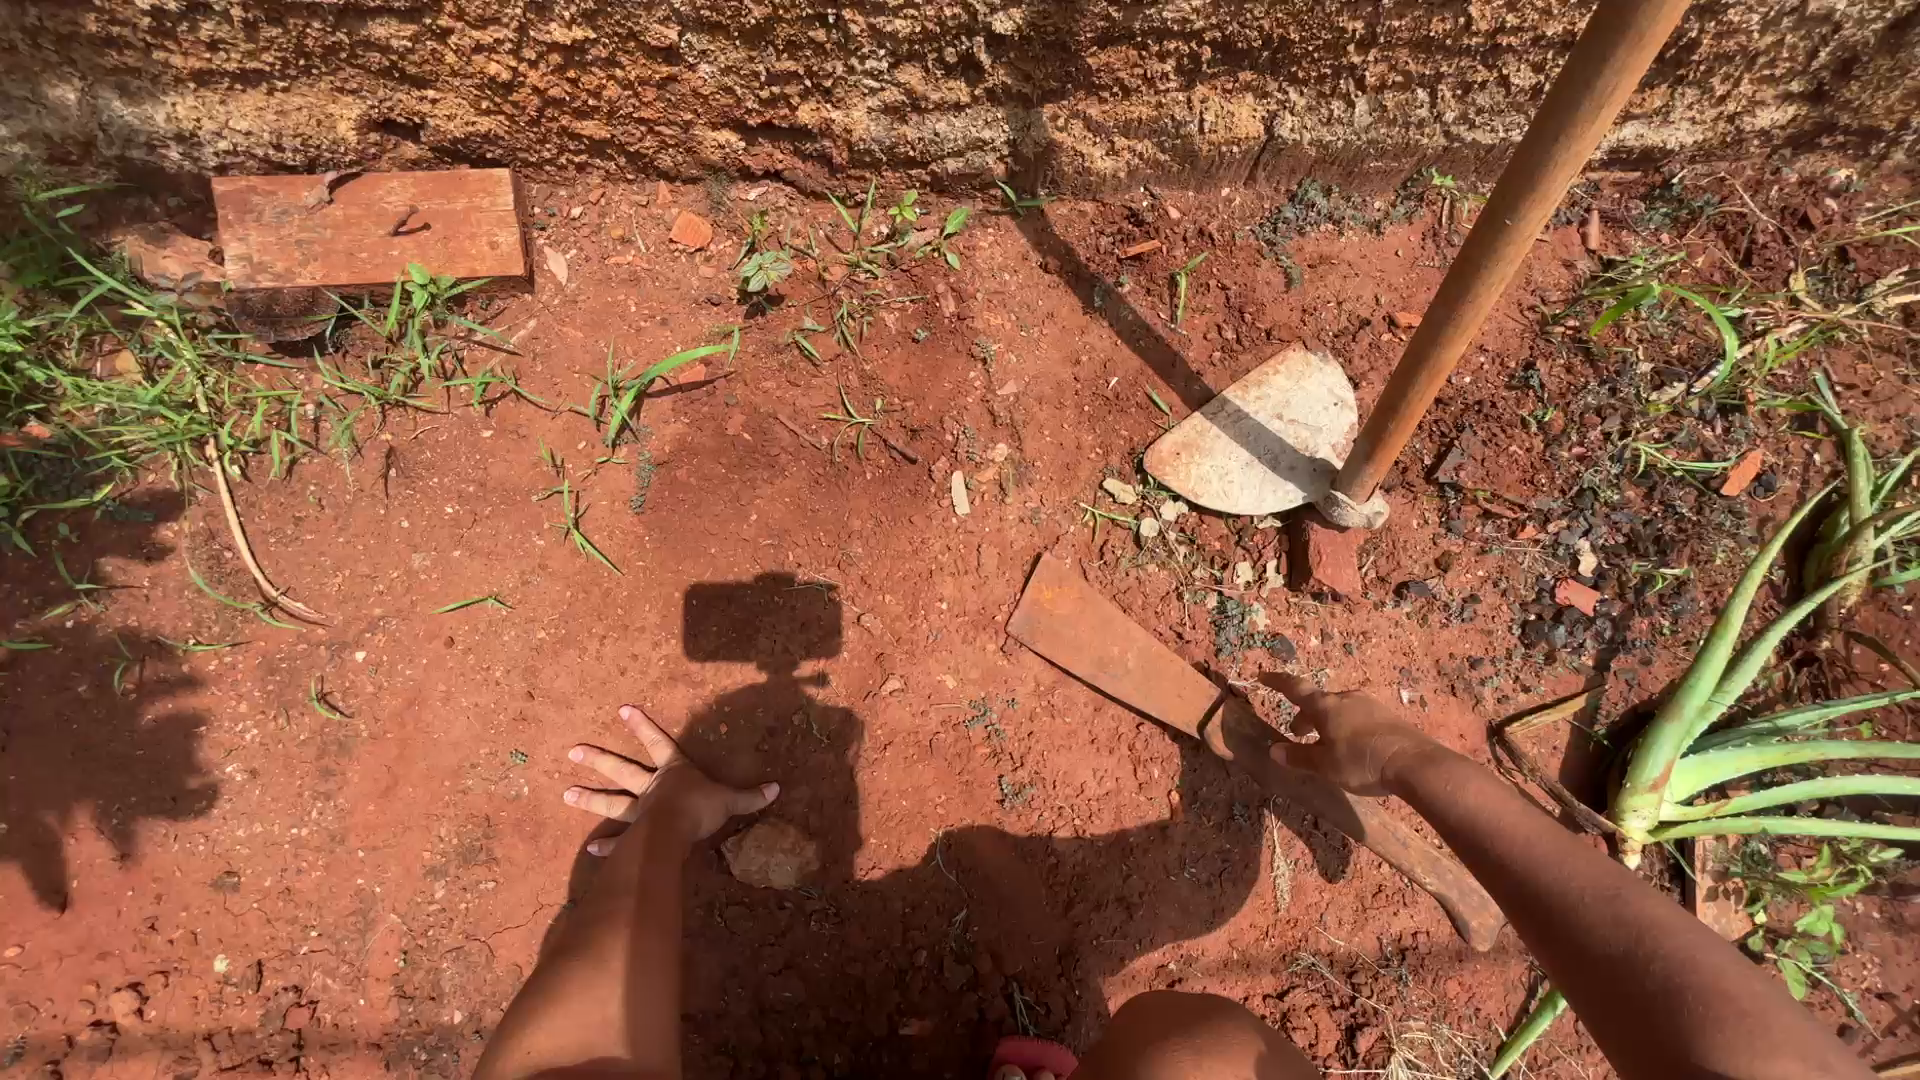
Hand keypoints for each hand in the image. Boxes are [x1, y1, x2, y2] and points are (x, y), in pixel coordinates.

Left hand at [563, 705, 778, 853]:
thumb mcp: (730, 800)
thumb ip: (749, 796)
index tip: (622, 709)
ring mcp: (640, 810)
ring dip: (589, 798)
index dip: (642, 727)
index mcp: (674, 771)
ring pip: (611, 801)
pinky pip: (619, 839)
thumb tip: (777, 789)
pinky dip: (606, 846)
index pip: (658, 742)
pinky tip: (591, 850)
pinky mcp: (635, 836)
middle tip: (573, 751)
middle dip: (599, 760)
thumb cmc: (701, 808)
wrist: (677, 831)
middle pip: (622, 770)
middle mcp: (652, 787)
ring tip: (566, 794)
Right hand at [1260, 673, 1445, 796]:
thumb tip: (1274, 751)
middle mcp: (1345, 699)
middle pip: (1318, 701)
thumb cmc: (1361, 761)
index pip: (1294, 688)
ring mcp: (1370, 706)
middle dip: (1305, 716)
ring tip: (1325, 742)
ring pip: (1339, 709)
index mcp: (1325, 706)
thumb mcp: (1325, 765)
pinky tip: (1352, 746)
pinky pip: (1358, 717)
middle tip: (1297, 733)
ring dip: (1327, 722)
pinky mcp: (1389, 718)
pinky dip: (1346, 727)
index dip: (1276, 682)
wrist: (1416, 764)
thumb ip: (1298, 757)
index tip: (1262, 676)